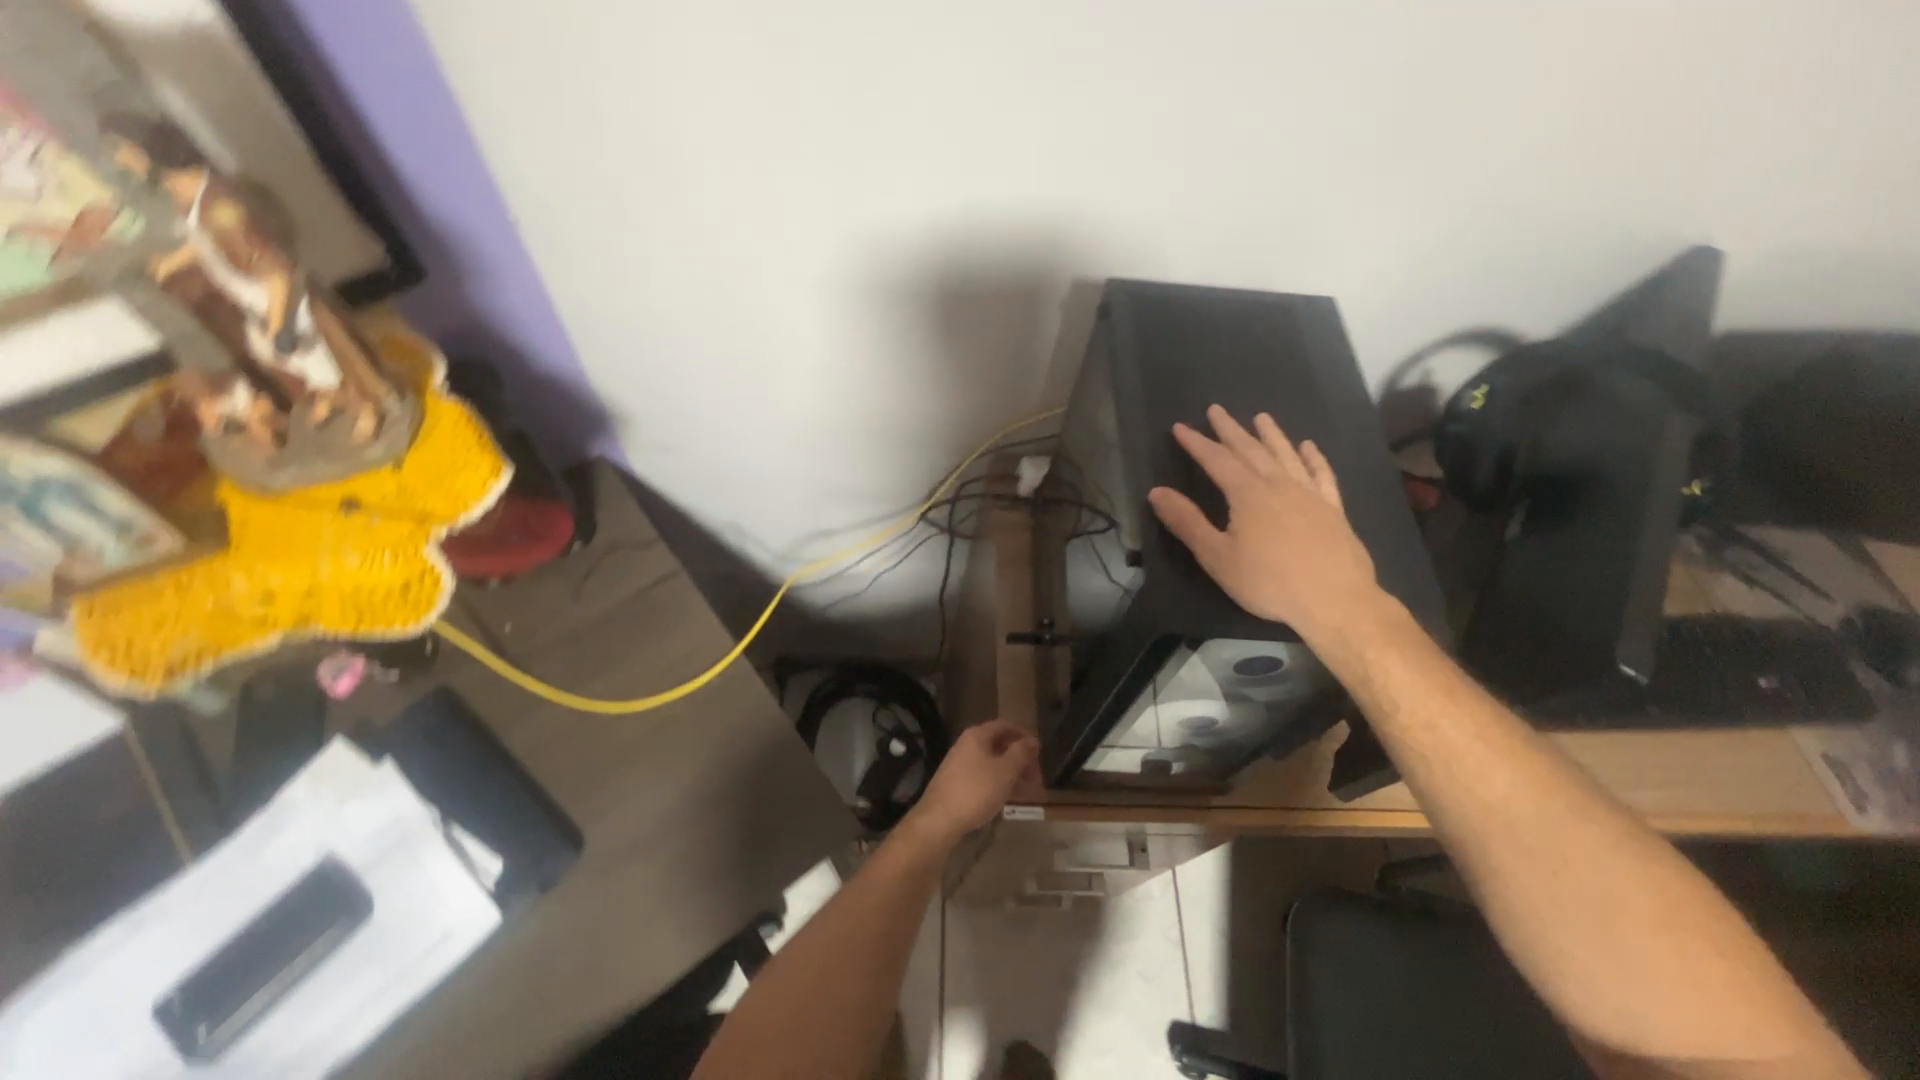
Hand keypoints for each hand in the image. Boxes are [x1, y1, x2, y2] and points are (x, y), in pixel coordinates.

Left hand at [899, 720, 1038, 848]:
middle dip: (1021, 760)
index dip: (1025, 735)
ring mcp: (960, 765)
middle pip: (1000, 745)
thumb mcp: (1005, 770)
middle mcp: (967, 746)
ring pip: (993, 764)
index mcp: (977, 736)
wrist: (939, 819)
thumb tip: (1033, 740)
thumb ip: (1022, 753)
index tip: (1040, 752)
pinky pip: (984, 777)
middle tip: (1037, 777)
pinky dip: (1000, 784)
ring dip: (1013, 774)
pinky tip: (1011, 799)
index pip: (1006, 726)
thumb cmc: (976, 790)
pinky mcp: (957, 784)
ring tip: (1030, 792)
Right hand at [1148, 404, 1383, 641]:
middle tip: (1217, 409)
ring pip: (1287, 455)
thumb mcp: (1218, 557)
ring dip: (1271, 435)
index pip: (1217, 460)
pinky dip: (1314, 457)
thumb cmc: (1269, 582)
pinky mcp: (1333, 509)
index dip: (1197, 443)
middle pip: (1251, 450)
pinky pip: (1322, 474)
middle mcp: (1279, 484)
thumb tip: (1157, 492)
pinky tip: (1309, 447)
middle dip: (1231, 429)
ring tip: (1261, 417)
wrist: (1335, 600)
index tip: (1180, 427)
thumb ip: (1188, 522)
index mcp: (1248, 494)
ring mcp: (1310, 494)